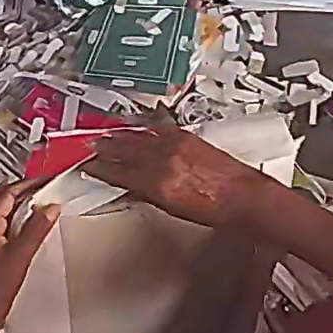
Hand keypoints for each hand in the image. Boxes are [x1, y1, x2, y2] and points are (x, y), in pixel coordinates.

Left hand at [0, 178, 59, 332]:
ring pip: (4, 216)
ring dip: (23, 210)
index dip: (29, 183)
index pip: (8, 192)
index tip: (47, 180)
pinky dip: (20, 225)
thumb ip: (36, 229)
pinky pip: (5, 231)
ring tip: (42, 209)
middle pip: (4, 201)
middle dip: (26, 193)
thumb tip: (49, 208)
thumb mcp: (19, 257)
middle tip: (47, 190)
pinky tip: (31, 234)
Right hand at [84, 128, 275, 230]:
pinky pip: (159, 127)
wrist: (242, 198)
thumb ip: (146, 194)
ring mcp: (177, 145)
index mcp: (158, 183)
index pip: (119, 173)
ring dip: (120, 135)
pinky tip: (138, 122)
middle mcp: (165, 160)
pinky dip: (145, 125)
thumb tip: (129, 187)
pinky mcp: (188, 135)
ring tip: (106, 134)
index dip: (101, 169)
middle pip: (126, 151)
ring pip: (140, 136)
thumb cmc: (214, 209)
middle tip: (91, 146)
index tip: (89, 166)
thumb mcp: (172, 209)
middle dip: (106, 148)